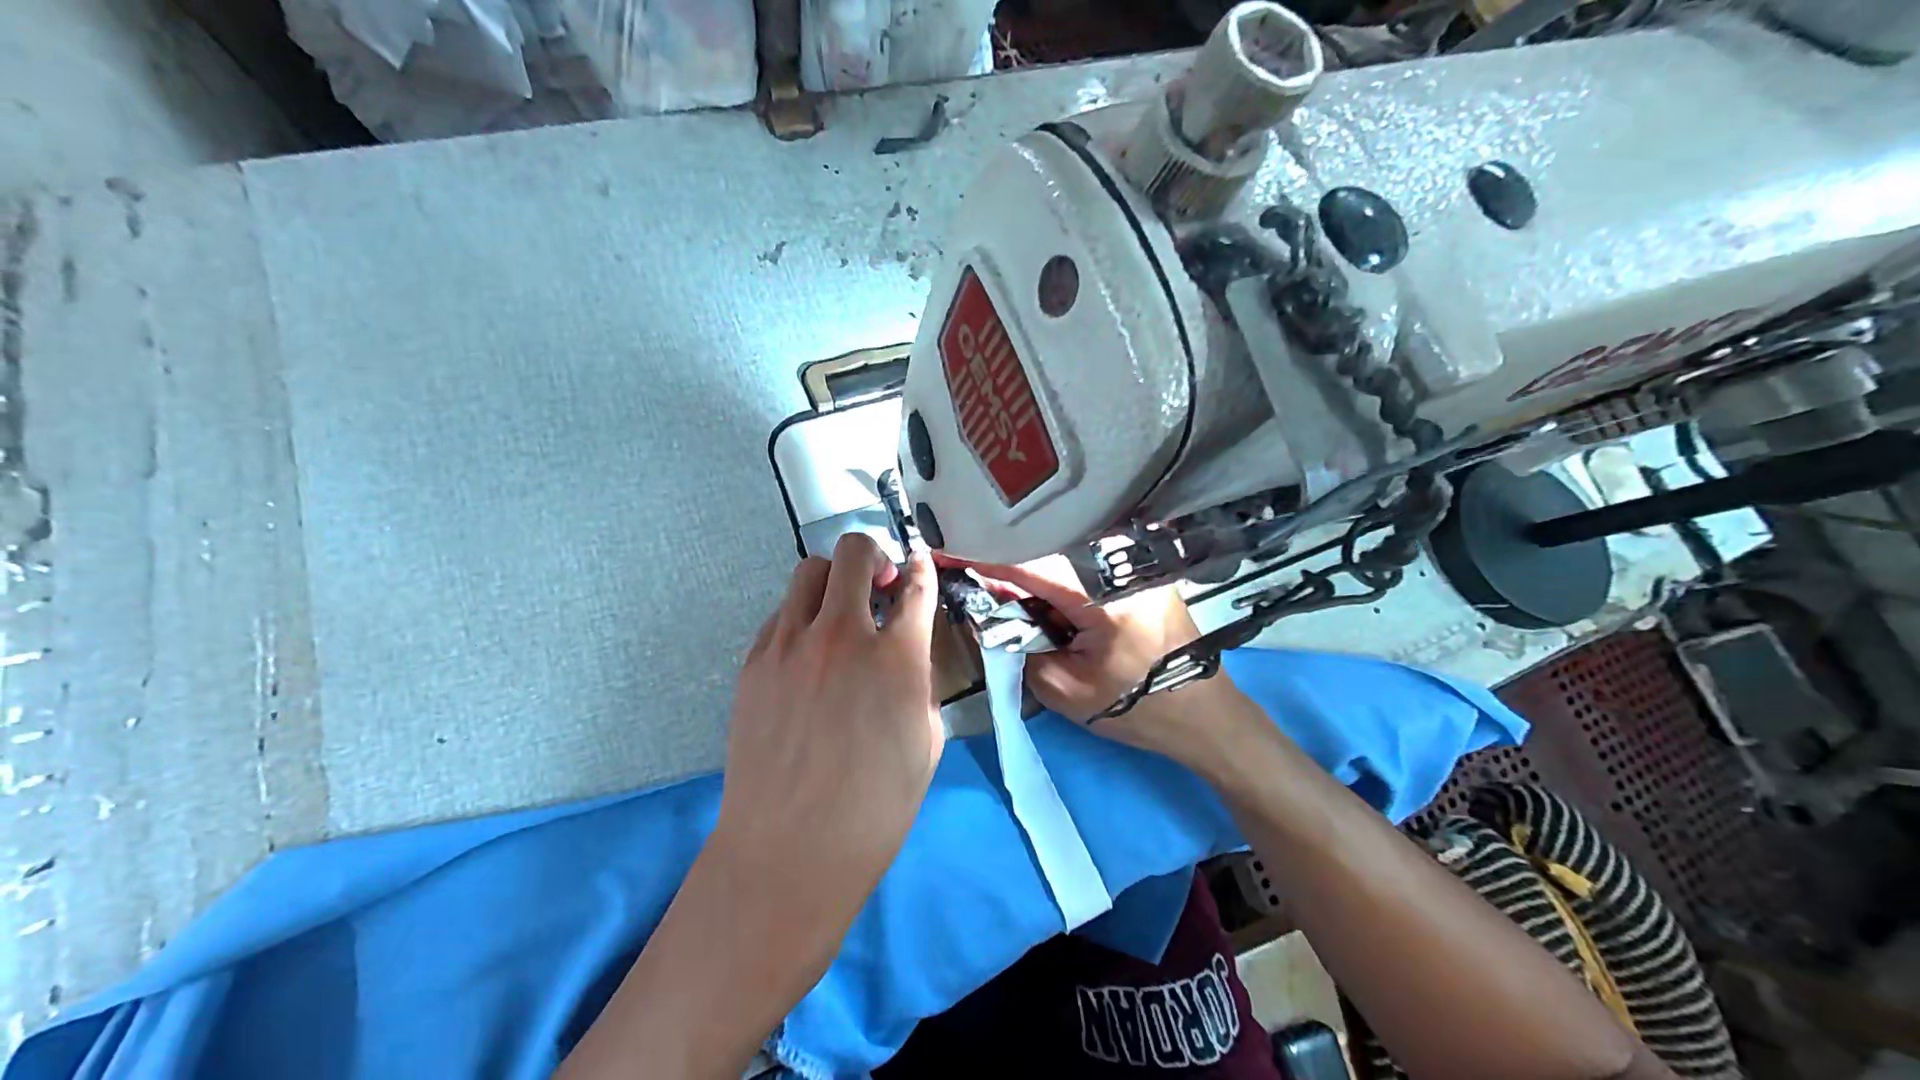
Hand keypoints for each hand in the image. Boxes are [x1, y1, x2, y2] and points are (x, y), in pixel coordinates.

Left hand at [713, 533, 942, 944]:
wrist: (791, 851)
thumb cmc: (876, 809)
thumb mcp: (927, 741)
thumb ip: (919, 682)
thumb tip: (906, 655)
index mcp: (896, 658)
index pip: (916, 586)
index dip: (921, 569)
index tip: (918, 568)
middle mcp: (841, 636)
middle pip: (854, 553)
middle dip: (874, 556)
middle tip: (880, 584)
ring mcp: (790, 646)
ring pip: (808, 572)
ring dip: (833, 581)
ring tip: (840, 612)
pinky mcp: (754, 663)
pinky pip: (780, 615)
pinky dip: (801, 618)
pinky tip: (807, 653)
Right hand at [951, 555, 1257, 773]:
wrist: (1208, 717)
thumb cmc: (1138, 709)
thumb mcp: (1065, 690)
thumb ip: (1018, 648)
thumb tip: (987, 614)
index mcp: (1106, 595)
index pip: (1032, 565)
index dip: (984, 560)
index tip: (946, 550)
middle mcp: (1126, 564)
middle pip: (1049, 554)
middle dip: (1009, 569)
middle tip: (976, 583)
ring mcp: (1141, 562)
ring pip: (1068, 556)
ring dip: (1036, 574)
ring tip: (1011, 595)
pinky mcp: (1148, 569)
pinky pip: (1089, 563)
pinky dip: (1062, 577)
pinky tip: (1051, 599)